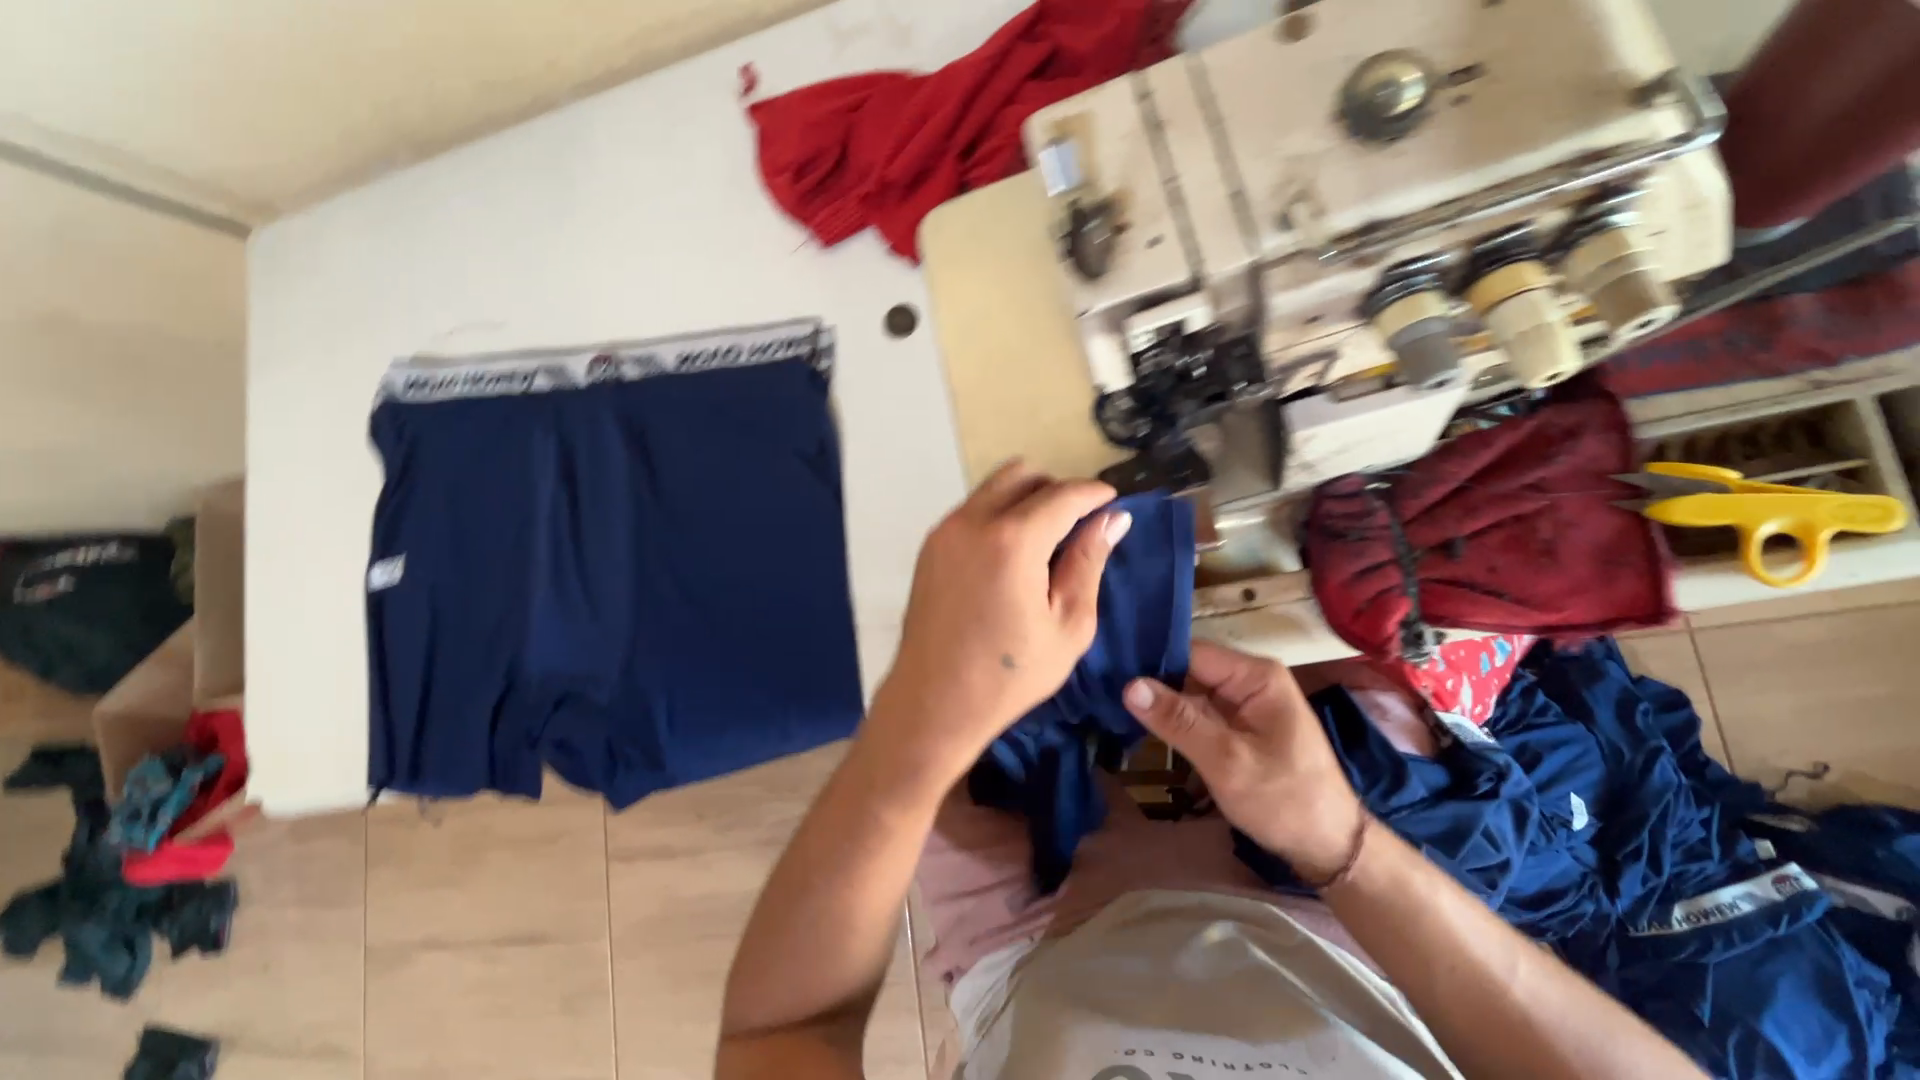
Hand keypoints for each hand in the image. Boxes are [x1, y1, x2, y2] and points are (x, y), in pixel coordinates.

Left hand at [865, 461, 1129, 783]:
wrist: (933, 702)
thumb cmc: (1009, 676)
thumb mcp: (1068, 625)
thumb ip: (1088, 563)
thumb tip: (1113, 520)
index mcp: (1013, 541)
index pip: (1063, 495)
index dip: (1094, 493)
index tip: (1114, 502)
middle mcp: (973, 521)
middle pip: (1023, 475)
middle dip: (1057, 490)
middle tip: (1078, 525)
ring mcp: (945, 531)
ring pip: (993, 488)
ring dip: (1026, 499)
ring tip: (1046, 544)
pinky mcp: (930, 546)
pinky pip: (972, 510)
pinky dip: (999, 515)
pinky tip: (1012, 558)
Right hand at [1123, 640, 1365, 879]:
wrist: (1328, 847)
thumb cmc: (1284, 800)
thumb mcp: (1227, 761)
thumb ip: (1178, 721)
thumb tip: (1129, 686)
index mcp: (1256, 676)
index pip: (1191, 653)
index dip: (1151, 662)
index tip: (1107, 671)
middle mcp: (1250, 681)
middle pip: (1188, 670)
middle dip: (1150, 682)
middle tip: (1099, 690)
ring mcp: (1244, 705)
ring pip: (1189, 693)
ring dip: (1158, 703)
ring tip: (1106, 703)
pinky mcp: (1238, 729)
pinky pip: (1198, 714)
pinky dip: (1172, 721)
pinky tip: (1135, 723)